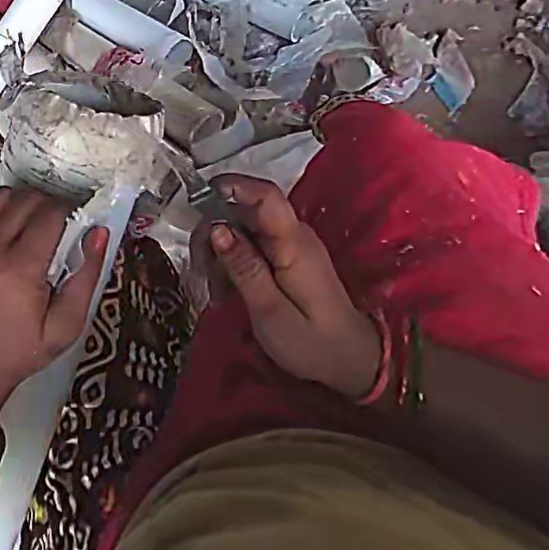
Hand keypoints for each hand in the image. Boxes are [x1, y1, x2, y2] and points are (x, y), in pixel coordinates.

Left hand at [0, 188, 108, 456]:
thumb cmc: (24, 348)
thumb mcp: (68, 323)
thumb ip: (87, 275)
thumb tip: (99, 232)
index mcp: (17, 271)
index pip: (51, 214)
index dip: (73, 211)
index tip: (83, 222)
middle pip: (29, 199)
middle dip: (53, 205)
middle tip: (66, 226)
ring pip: (7, 196)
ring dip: (29, 202)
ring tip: (43, 224)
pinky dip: (7, 209)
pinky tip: (19, 228)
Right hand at [190, 175, 381, 398]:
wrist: (351, 363)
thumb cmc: (311, 343)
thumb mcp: (269, 311)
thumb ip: (243, 267)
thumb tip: (216, 228)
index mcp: (293, 244)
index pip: (266, 195)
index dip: (232, 186)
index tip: (198, 200)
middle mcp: (293, 235)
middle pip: (244, 211)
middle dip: (212, 233)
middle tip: (200, 271)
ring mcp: (289, 245)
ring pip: (241, 229)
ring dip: (218, 252)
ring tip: (214, 290)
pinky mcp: (285, 257)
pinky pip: (249, 245)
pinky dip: (230, 262)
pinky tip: (225, 290)